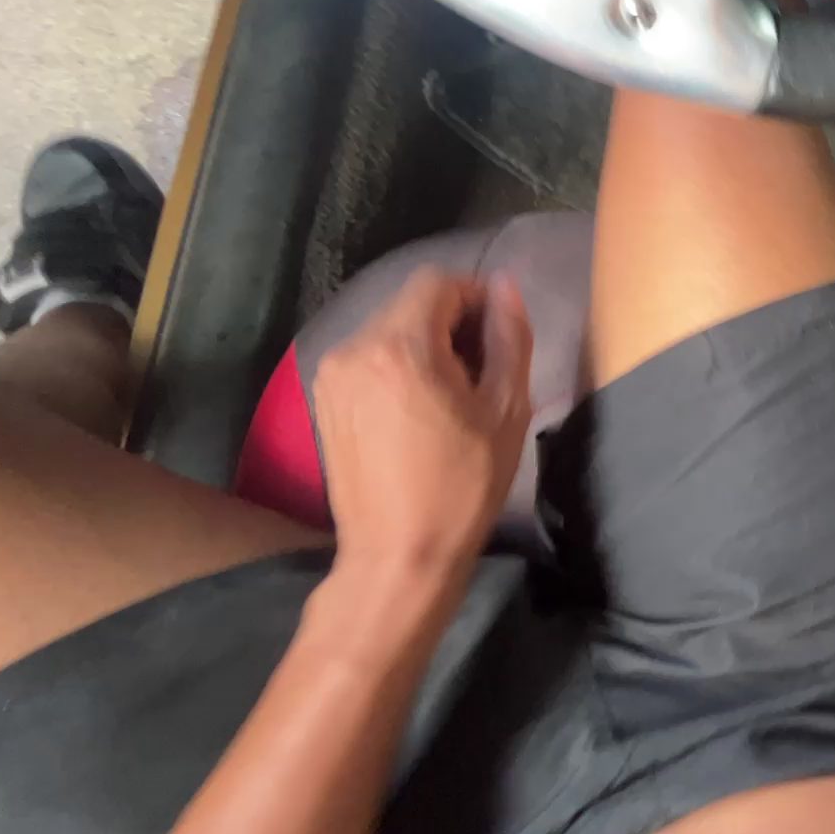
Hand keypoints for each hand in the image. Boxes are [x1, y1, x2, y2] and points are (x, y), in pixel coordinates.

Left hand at [312, 267, 532, 582]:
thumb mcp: (508, 406)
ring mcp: (331, 375)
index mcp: (401, 347)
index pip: (439, 283)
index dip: (478, 298)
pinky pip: (372, 358)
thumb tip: (506, 288)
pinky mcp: (324, 400)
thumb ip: (510, 337)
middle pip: (413, 304)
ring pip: (392, 330)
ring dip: (430, 345)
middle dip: (456, 323)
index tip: (501, 337)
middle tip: (487, 370)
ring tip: (456, 394)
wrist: (400, 550)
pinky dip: (403, 366)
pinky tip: (425, 410)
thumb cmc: (466, 479)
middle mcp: (354, 349)